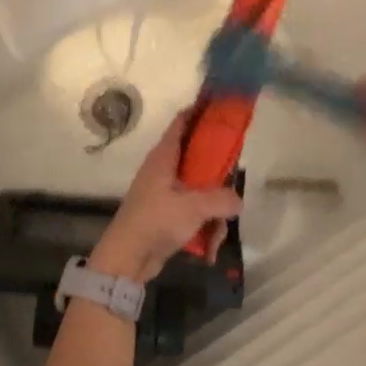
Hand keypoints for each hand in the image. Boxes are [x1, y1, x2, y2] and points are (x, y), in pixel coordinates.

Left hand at [89, 110, 243, 284]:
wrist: (127, 257)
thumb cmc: (156, 221)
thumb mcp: (194, 207)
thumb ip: (222, 199)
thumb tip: (238, 201)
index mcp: (164, 158)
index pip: (181, 123)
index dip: (199, 112)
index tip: (221, 108)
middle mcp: (164, 171)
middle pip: (198, 160)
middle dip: (219, 177)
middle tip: (234, 182)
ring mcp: (165, 194)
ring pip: (201, 192)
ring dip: (214, 214)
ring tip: (216, 235)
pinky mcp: (167, 216)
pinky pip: (194, 214)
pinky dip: (204, 228)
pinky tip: (209, 248)